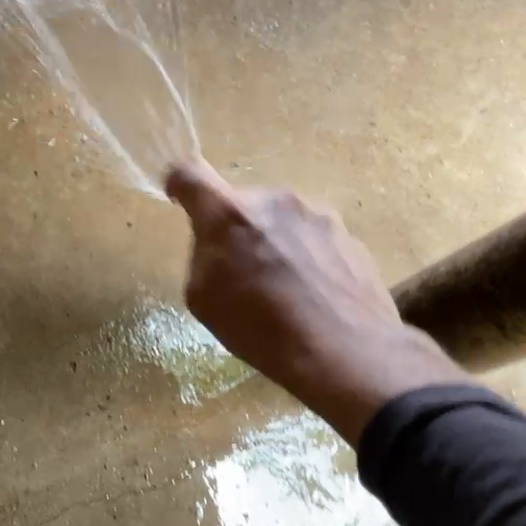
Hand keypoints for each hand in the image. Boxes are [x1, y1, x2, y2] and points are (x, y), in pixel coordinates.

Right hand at [165, 158, 464, 442]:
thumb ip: (205, 256)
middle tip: (238, 271)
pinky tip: (311, 294)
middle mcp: (273, 201)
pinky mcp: (348, 233)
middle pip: (241, 203)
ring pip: (279, 219)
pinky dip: (303, 257)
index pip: (190, 174)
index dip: (179, 183)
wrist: (344, 351)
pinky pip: (311, 237)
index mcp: (228, 214)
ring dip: (272, 241)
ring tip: (281, 287)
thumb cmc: (260, 328)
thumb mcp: (203, 299)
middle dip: (234, 229)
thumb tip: (220, 246)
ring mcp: (316, 213)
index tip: (178, 198)